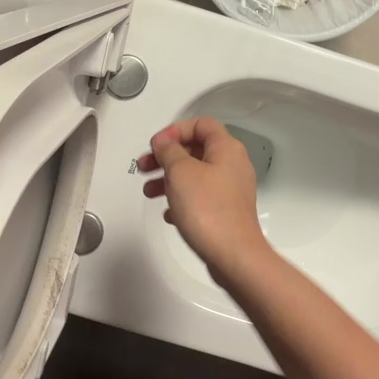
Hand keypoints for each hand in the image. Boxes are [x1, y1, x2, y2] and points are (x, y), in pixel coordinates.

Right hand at [138, 117, 267, 274]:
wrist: (233, 255)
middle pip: (196, 149)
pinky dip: (183, 199)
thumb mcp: (180, 172)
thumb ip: (169, 151)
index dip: (175, 130)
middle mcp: (233, 164)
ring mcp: (231, 189)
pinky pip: (201, 196)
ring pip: (196, 174)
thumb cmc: (208, 209)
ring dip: (170, 179)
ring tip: (149, 192)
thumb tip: (164, 141)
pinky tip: (170, 213)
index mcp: (227, 148)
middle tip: (144, 167)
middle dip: (167, 157)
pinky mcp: (227, 210)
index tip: (156, 145)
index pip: (201, 124)